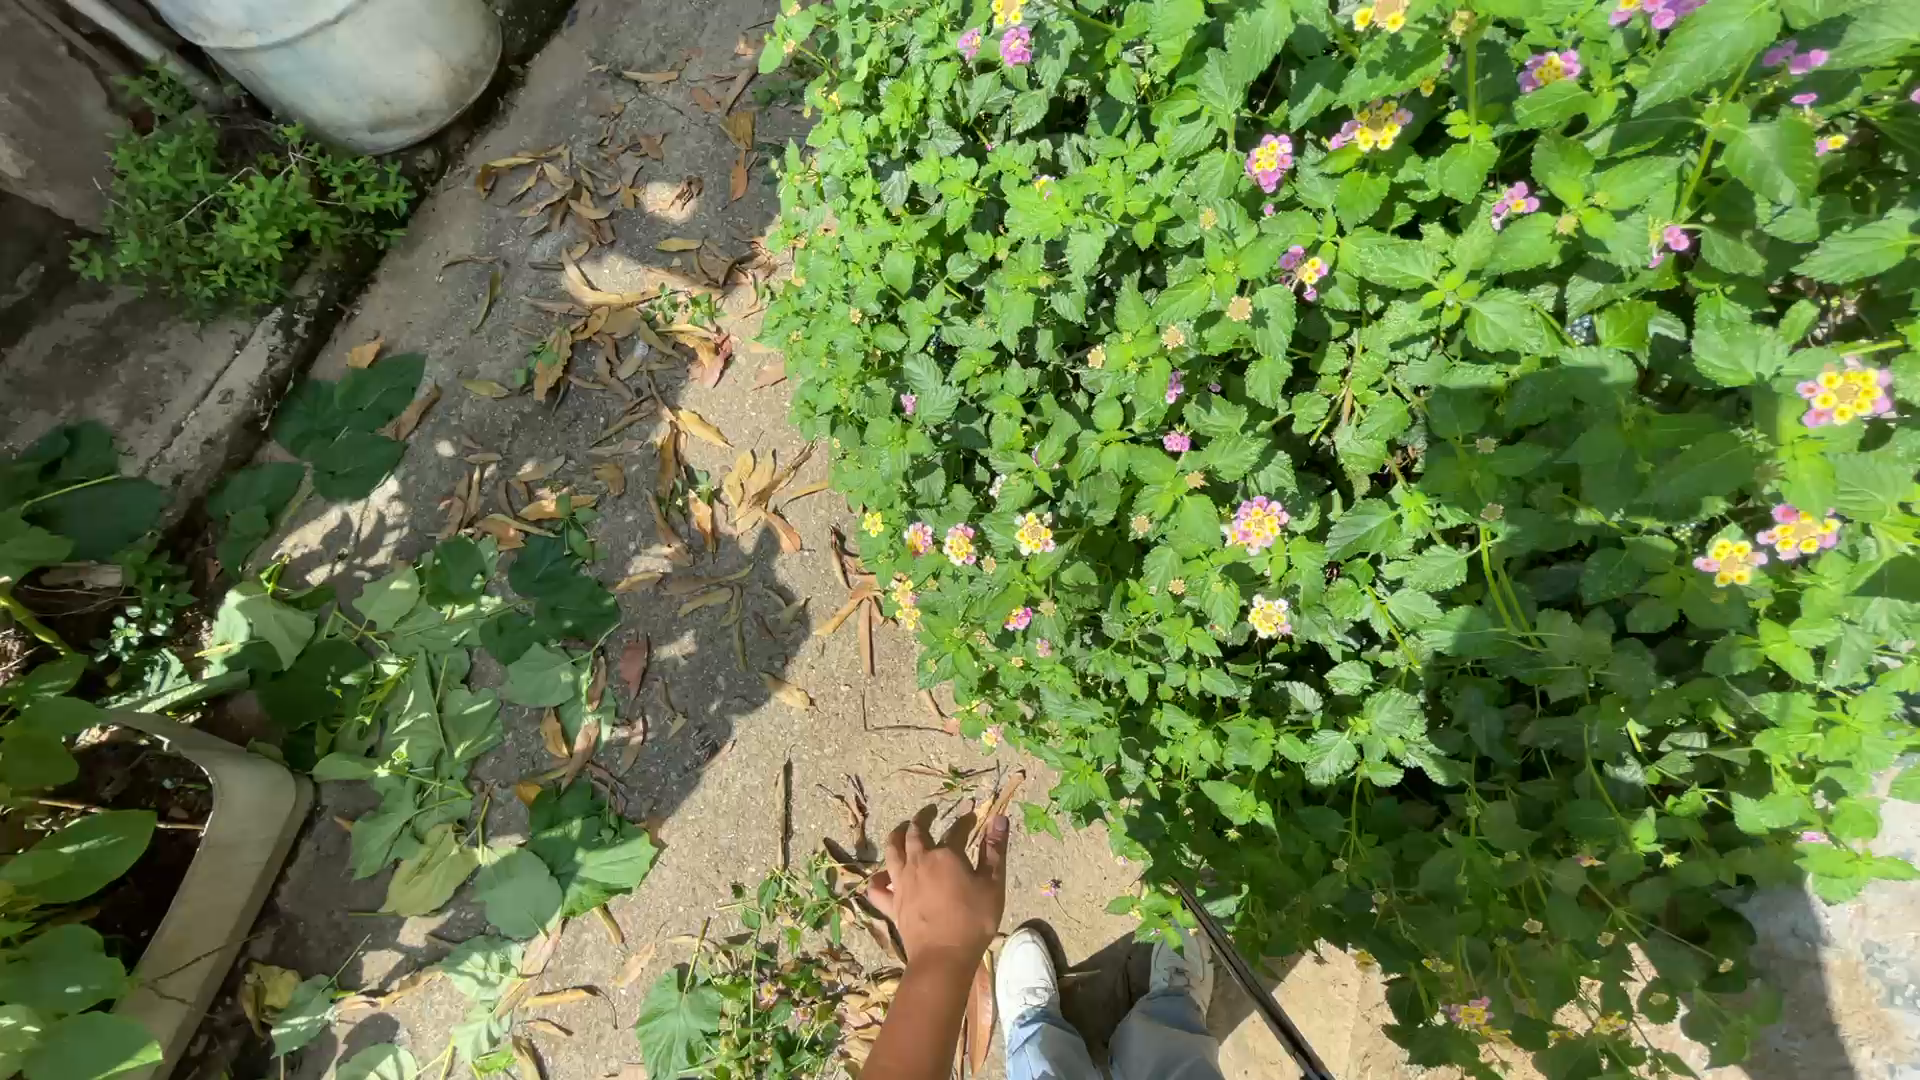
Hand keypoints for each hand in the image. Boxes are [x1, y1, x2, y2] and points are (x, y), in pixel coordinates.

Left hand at [867, 804, 1009, 962]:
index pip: (956, 830)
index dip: (965, 821)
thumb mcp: (992, 884)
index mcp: (946, 855)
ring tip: (901, 830)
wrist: (943, 957)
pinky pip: (878, 888)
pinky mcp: (892, 904)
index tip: (971, 814)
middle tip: (928, 812)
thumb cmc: (973, 920)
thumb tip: (999, 817)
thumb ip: (995, 850)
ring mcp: (902, 882)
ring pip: (892, 851)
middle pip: (916, 833)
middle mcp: (919, 862)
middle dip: (922, 819)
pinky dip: (879, 879)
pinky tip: (883, 876)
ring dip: (896, 836)